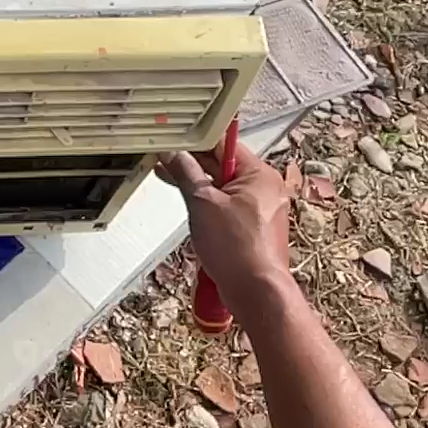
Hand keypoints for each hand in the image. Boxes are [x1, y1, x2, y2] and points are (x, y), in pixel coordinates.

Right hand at [158, 141, 294, 289]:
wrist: (255, 290)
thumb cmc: (236, 248)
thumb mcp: (202, 203)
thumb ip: (185, 174)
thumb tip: (172, 153)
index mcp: (259, 175)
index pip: (224, 144)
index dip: (195, 140)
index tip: (173, 137)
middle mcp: (264, 187)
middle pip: (223, 165)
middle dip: (192, 162)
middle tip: (163, 156)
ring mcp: (259, 208)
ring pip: (223, 185)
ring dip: (196, 181)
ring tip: (168, 175)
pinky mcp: (251, 226)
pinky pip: (226, 204)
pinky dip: (206, 200)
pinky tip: (187, 200)